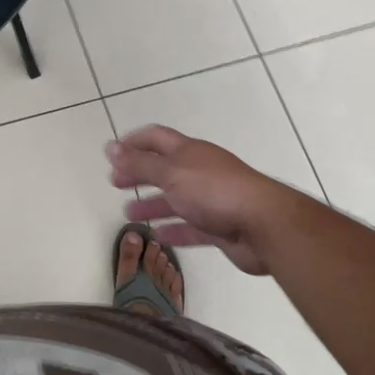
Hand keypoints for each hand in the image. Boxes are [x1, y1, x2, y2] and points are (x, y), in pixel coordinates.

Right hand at [106, 125, 294, 276]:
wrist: (265, 226)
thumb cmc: (213, 191)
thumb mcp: (170, 173)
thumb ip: (140, 163)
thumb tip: (110, 147)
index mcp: (188, 151)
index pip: (155, 138)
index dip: (133, 142)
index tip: (112, 154)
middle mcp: (199, 171)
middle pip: (163, 168)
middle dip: (139, 174)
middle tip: (116, 183)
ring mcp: (211, 199)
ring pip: (175, 199)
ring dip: (152, 204)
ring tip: (129, 212)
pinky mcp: (220, 227)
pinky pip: (191, 227)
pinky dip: (173, 230)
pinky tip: (157, 237)